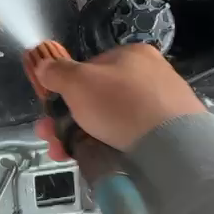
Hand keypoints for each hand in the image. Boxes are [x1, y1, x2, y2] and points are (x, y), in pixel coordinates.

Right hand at [31, 43, 204, 158]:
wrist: (171, 144)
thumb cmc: (120, 104)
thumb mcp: (77, 82)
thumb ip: (56, 72)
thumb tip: (43, 64)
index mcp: (131, 55)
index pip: (89, 68)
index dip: (66, 90)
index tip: (52, 110)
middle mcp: (149, 74)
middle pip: (96, 97)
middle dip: (67, 119)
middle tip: (50, 137)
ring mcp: (161, 104)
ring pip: (108, 119)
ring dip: (80, 136)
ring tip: (63, 154)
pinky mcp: (166, 132)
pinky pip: (127, 136)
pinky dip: (106, 147)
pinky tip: (94, 159)